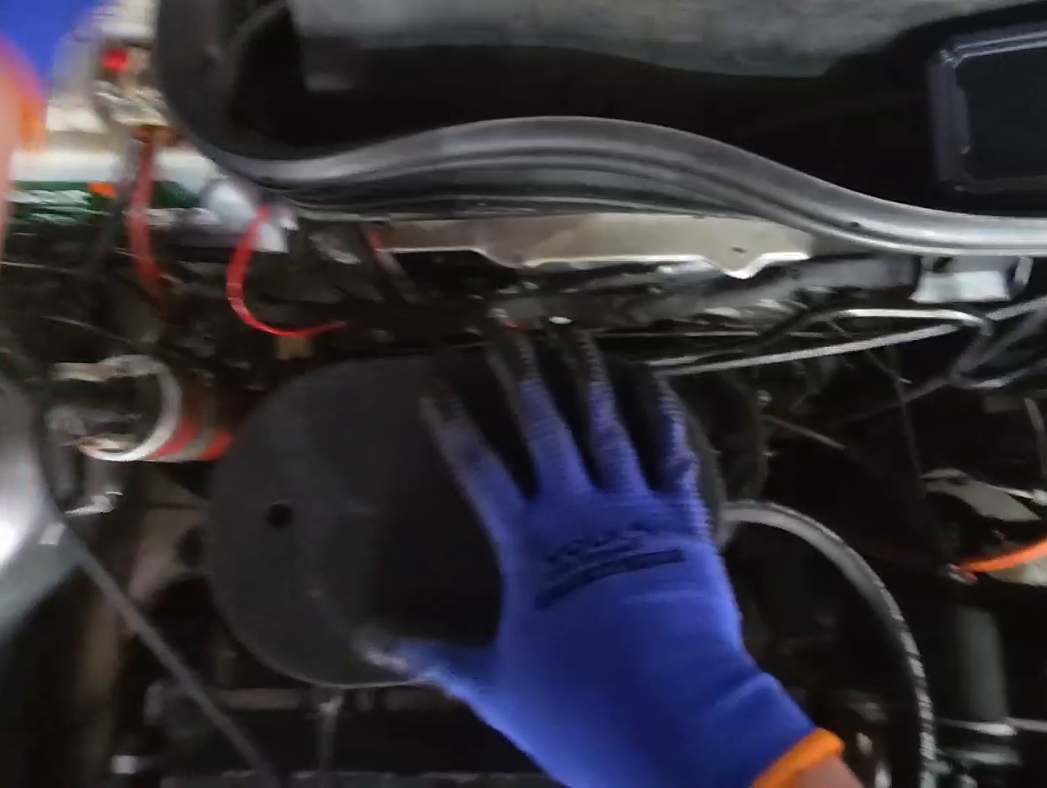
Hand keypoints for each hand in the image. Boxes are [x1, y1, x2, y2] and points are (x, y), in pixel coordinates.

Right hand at [374, 335, 835, 787]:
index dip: (452, 422)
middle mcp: (576, 503)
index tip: (433, 382)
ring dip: (587, 374)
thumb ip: (432, 651)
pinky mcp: (680, 514)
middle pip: (542, 423)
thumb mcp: (495, 682)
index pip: (478, 465)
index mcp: (528, 539)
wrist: (675, 717)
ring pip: (605, 422)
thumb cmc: (578, 702)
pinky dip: (661, 415)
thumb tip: (365, 638)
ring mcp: (632, 501)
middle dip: (520, 373)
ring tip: (571, 333)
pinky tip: (653, 380)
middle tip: (505, 330)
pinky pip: (670, 452)